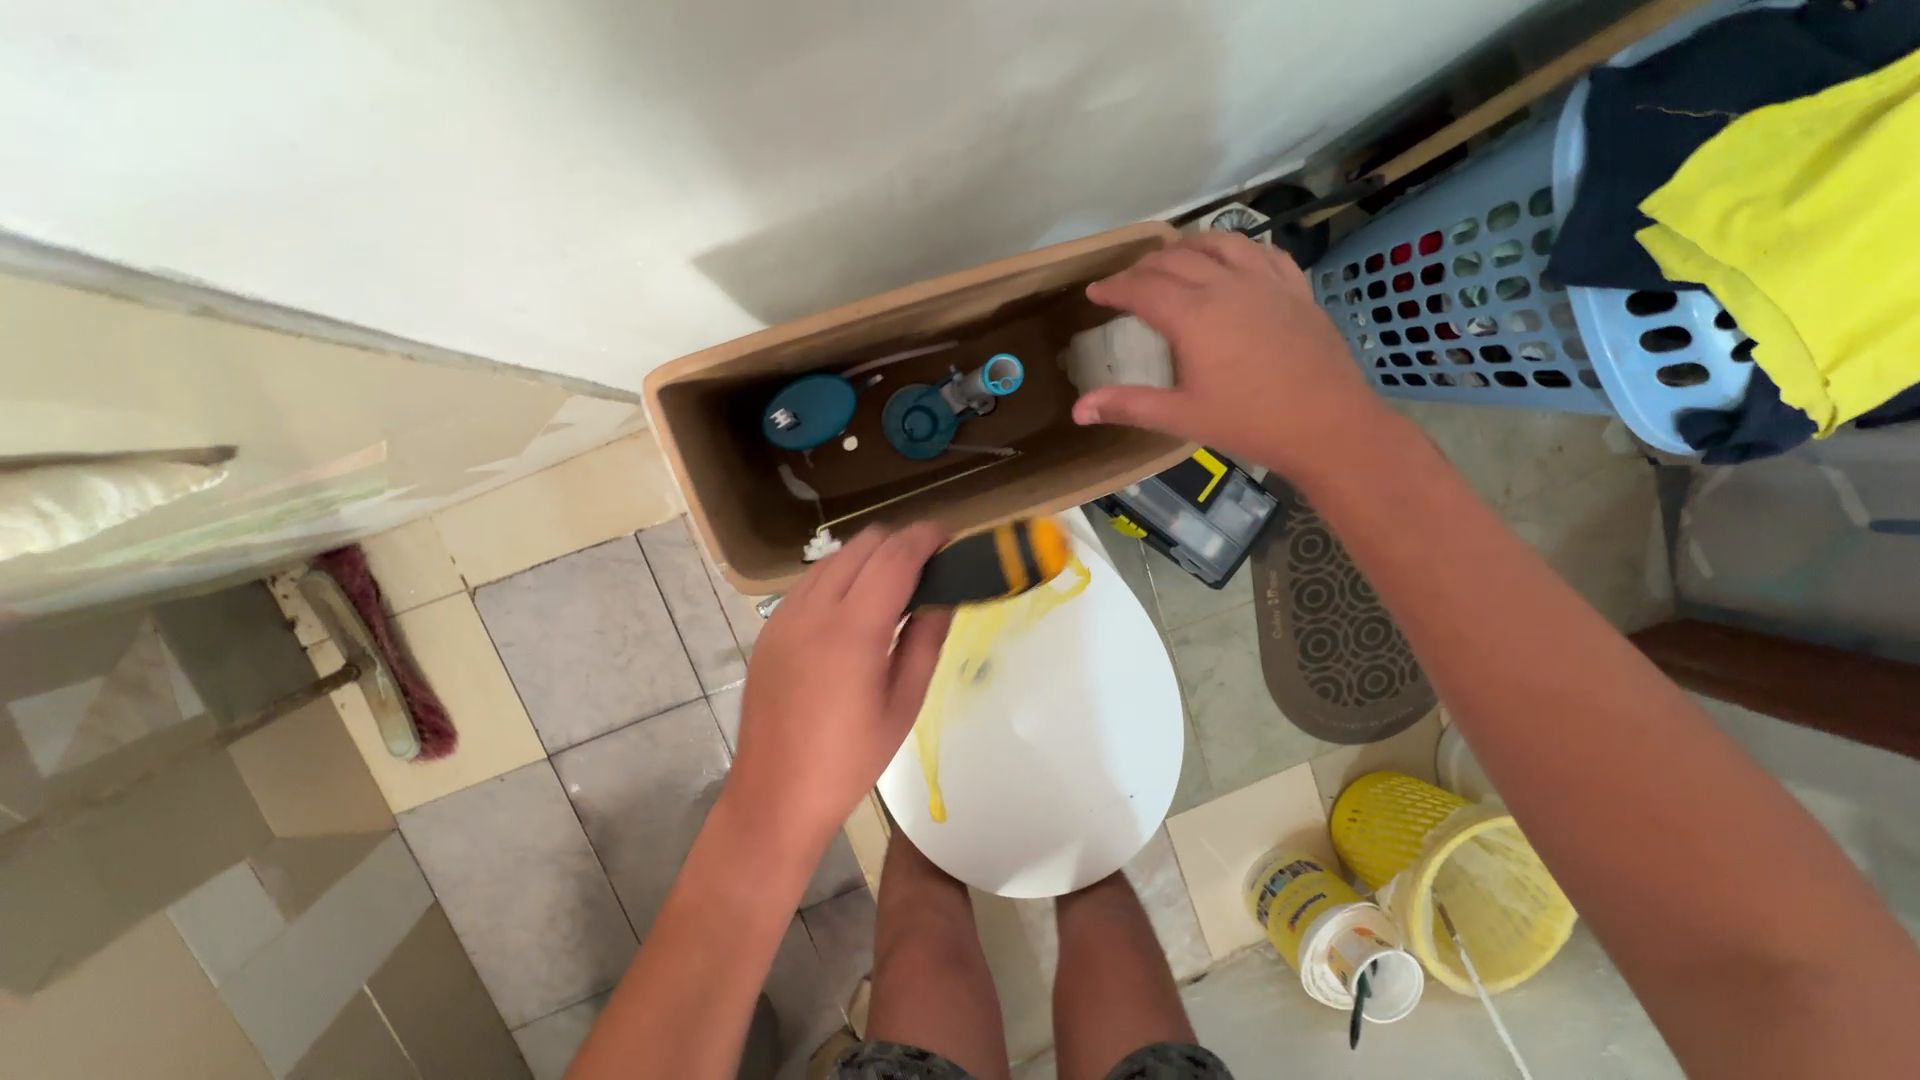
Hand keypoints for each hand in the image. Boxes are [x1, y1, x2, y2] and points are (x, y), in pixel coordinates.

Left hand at [726, 524, 953, 846]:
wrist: (775, 794)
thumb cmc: (850, 759)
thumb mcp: (904, 704)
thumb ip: (926, 641)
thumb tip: (944, 597)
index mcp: (853, 631)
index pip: (895, 558)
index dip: (925, 538)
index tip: (950, 535)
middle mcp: (813, 611)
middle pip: (862, 546)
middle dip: (899, 544)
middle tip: (928, 568)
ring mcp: (784, 617)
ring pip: (833, 560)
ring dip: (868, 559)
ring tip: (894, 589)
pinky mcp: (769, 630)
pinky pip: (810, 584)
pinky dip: (839, 579)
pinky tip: (855, 611)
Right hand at [1073, 231, 1389, 474]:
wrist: (1328, 424)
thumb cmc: (1250, 423)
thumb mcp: (1182, 416)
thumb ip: (1128, 405)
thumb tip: (1078, 410)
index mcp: (1194, 315)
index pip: (1142, 288)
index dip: (1114, 288)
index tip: (1095, 292)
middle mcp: (1227, 285)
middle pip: (1176, 260)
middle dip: (1144, 266)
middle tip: (1128, 281)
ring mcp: (1267, 282)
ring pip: (1220, 243)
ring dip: (1189, 246)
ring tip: (1174, 257)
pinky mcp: (1296, 289)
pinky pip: (1264, 252)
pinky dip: (1239, 249)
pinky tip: (1235, 259)